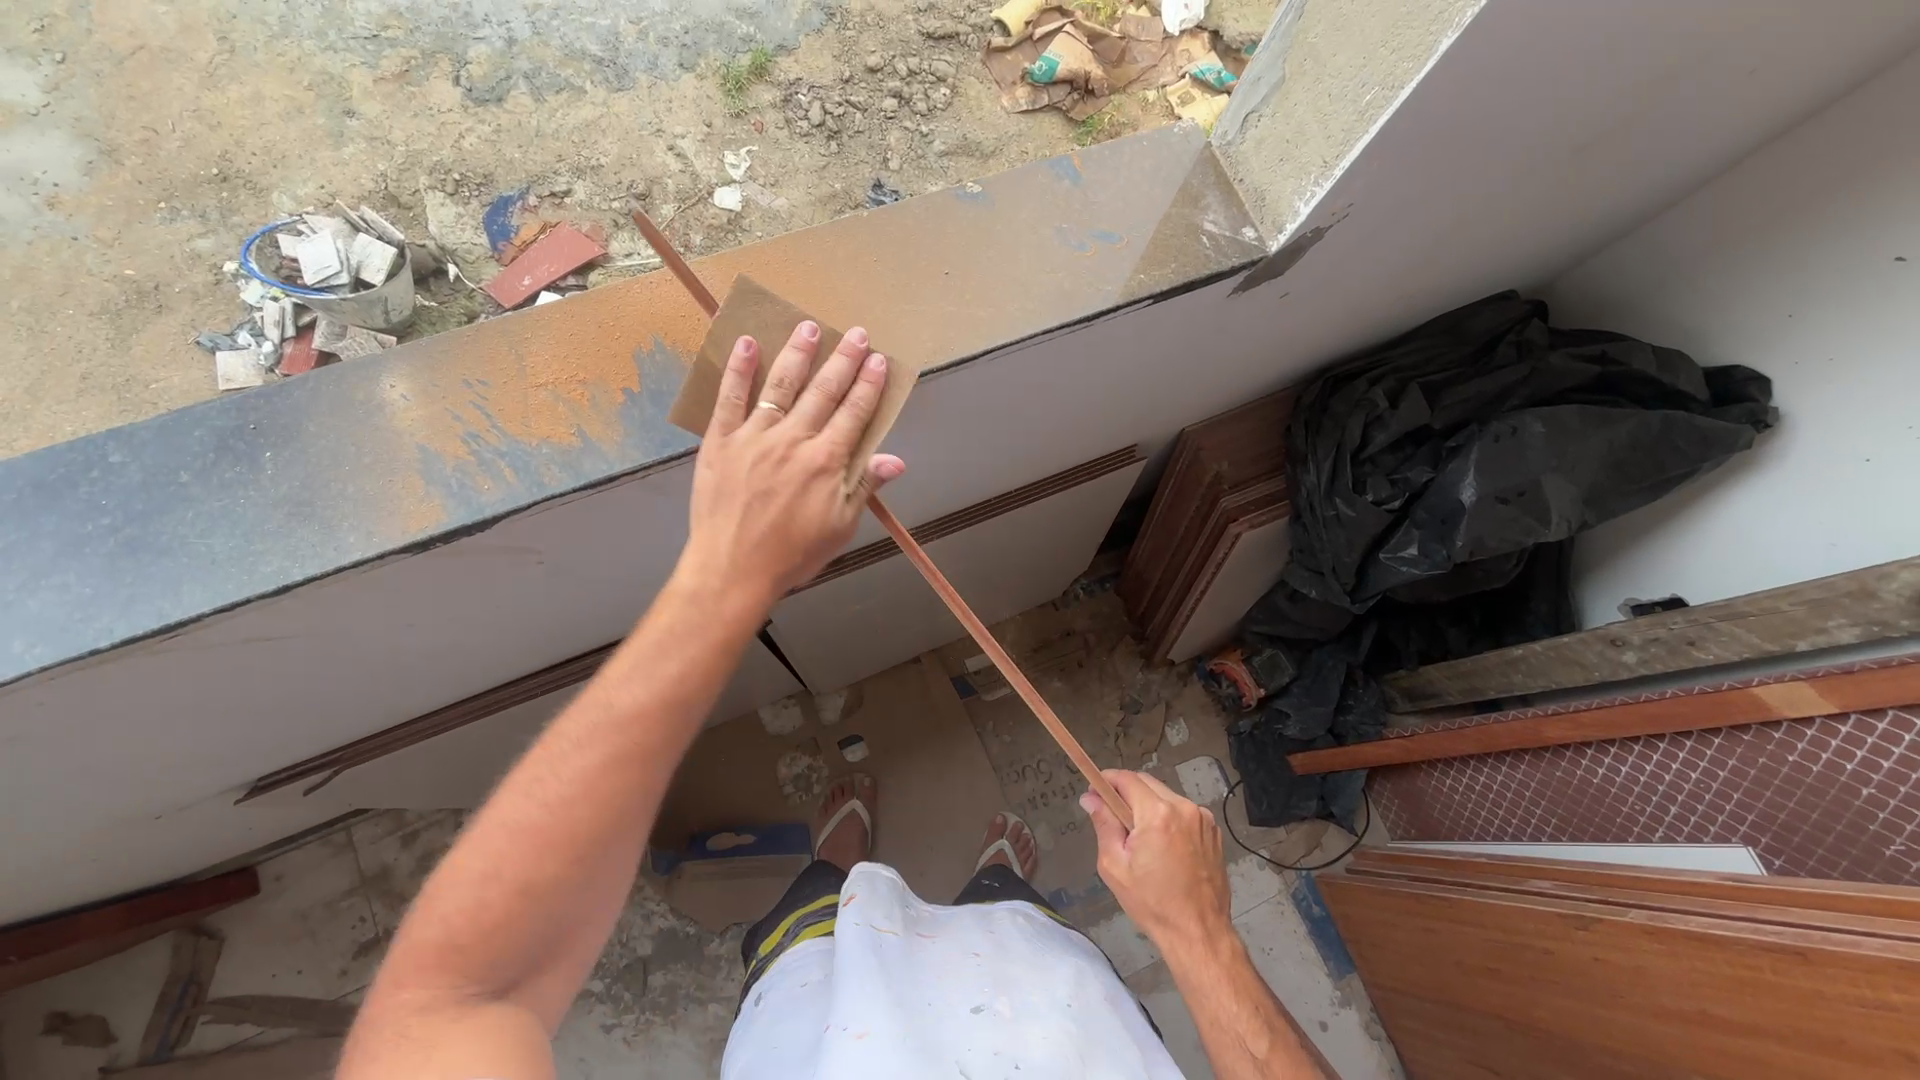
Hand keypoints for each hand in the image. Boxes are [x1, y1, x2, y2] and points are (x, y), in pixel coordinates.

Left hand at [681, 321, 905, 605]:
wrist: (733, 570)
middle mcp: (794, 440)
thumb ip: (865, 486)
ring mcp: (755, 437)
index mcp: (826, 461)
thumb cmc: (793, 555)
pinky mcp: (721, 441)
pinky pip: (729, 398)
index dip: (869, 385)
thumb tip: (896, 459)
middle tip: (857, 333)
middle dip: (844, 360)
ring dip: (798, 354)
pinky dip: (738, 370)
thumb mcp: (841, 526)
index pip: (854, 413)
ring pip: (781, 386)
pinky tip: (747, 343)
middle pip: (824, 391)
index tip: (880, 360)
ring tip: (810, 327)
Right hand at [1081, 770, 1232, 950]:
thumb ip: (1103, 825)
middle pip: (1147, 783)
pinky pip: (1183, 812)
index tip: (1095, 790)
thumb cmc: (1153, 903)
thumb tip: (1090, 799)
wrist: (1198, 931)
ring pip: (1166, 796)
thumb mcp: (1115, 866)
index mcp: (1158, 815)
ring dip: (1148, 805)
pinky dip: (1169, 818)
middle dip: (1126, 793)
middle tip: (1112, 816)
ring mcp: (1203, 818)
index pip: (1127, 779)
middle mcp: (1184, 808)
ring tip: (1140, 837)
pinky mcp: (1213, 831)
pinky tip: (1163, 846)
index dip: (1107, 780)